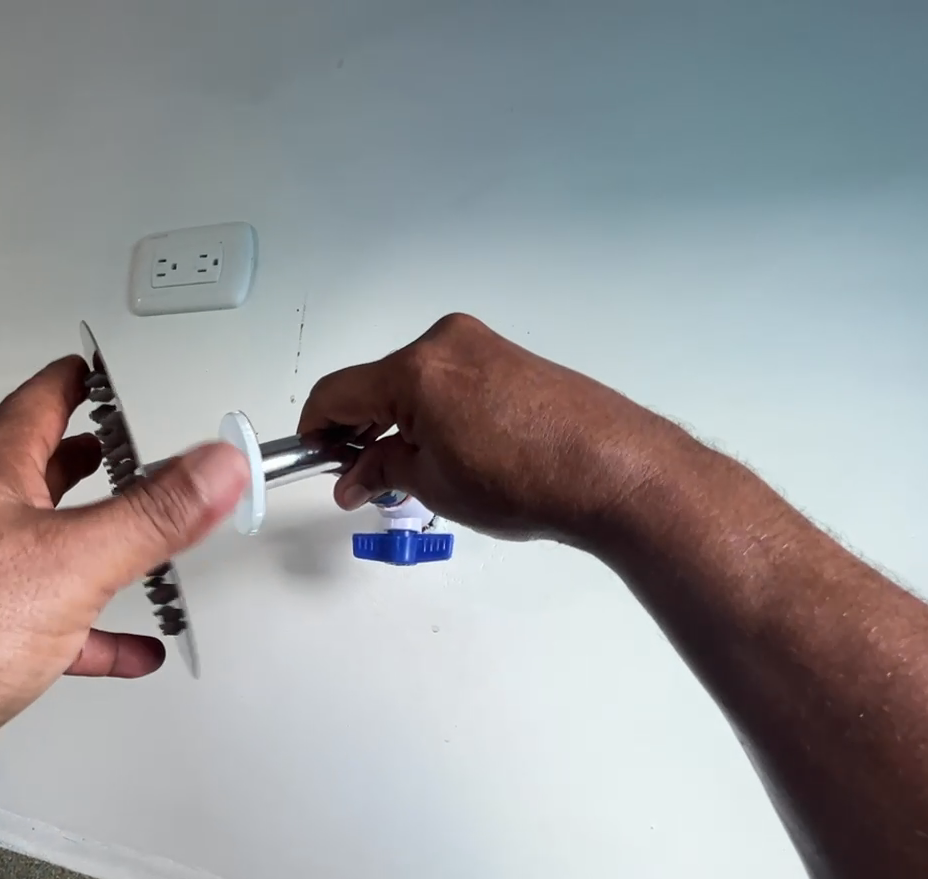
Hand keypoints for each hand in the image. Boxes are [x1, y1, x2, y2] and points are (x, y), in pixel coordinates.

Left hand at [0, 356, 247, 809]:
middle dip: (92, 460)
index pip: (42, 399)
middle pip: (44, 472)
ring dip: (98, 549)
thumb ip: (150, 514)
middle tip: (128, 447)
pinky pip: (47, 625)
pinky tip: (126, 651)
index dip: (81, 378)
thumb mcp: (65, 561)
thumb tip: (215, 464)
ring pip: (48, 551)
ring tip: (142, 545)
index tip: (104, 366)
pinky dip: (92, 633)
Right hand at [298, 313, 689, 545]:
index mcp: (415, 370)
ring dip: (392, 422)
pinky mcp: (507, 356)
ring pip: (409, 383)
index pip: (337, 392)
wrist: (616, 472)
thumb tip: (353, 479)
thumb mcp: (434, 485)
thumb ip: (381, 471)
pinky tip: (436, 449)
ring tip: (399, 470)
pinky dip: (426, 411)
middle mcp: (443, 343)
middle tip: (355, 475)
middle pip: (373, 384)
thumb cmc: (522, 480)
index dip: (314, 428)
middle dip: (356, 430)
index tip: (311, 455)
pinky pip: (445, 379)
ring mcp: (479, 345)